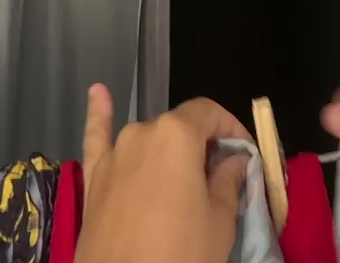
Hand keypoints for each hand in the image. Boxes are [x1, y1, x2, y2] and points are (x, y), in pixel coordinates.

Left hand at [76, 85, 251, 262]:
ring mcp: (115, 151)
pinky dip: (99, 113)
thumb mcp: (219, 222)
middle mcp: (143, 131)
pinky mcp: (94, 175)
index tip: (245, 154)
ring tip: (185, 178)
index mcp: (178, 134)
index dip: (231, 128)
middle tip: (221, 179)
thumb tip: (235, 159)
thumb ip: (229, 181)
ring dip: (168, 150)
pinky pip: (97, 136)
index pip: (210, 113)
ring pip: (149, 138)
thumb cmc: (180, 255)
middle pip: (180, 127)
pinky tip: (98, 91)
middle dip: (202, 146)